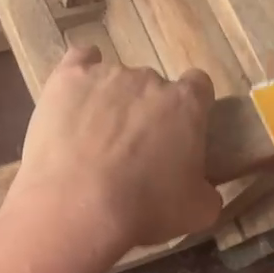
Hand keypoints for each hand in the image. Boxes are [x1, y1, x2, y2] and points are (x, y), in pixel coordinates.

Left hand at [6, 46, 221, 255]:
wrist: (77, 209)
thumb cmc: (144, 211)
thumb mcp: (197, 212)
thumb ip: (206, 188)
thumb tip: (201, 186)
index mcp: (186, 105)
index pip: (198, 86)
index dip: (189, 107)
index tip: (178, 130)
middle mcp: (149, 79)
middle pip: (153, 86)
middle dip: (146, 111)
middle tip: (132, 149)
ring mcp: (106, 74)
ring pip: (115, 79)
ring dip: (111, 101)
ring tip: (93, 139)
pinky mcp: (67, 78)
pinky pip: (80, 60)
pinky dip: (80, 73)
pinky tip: (75, 95)